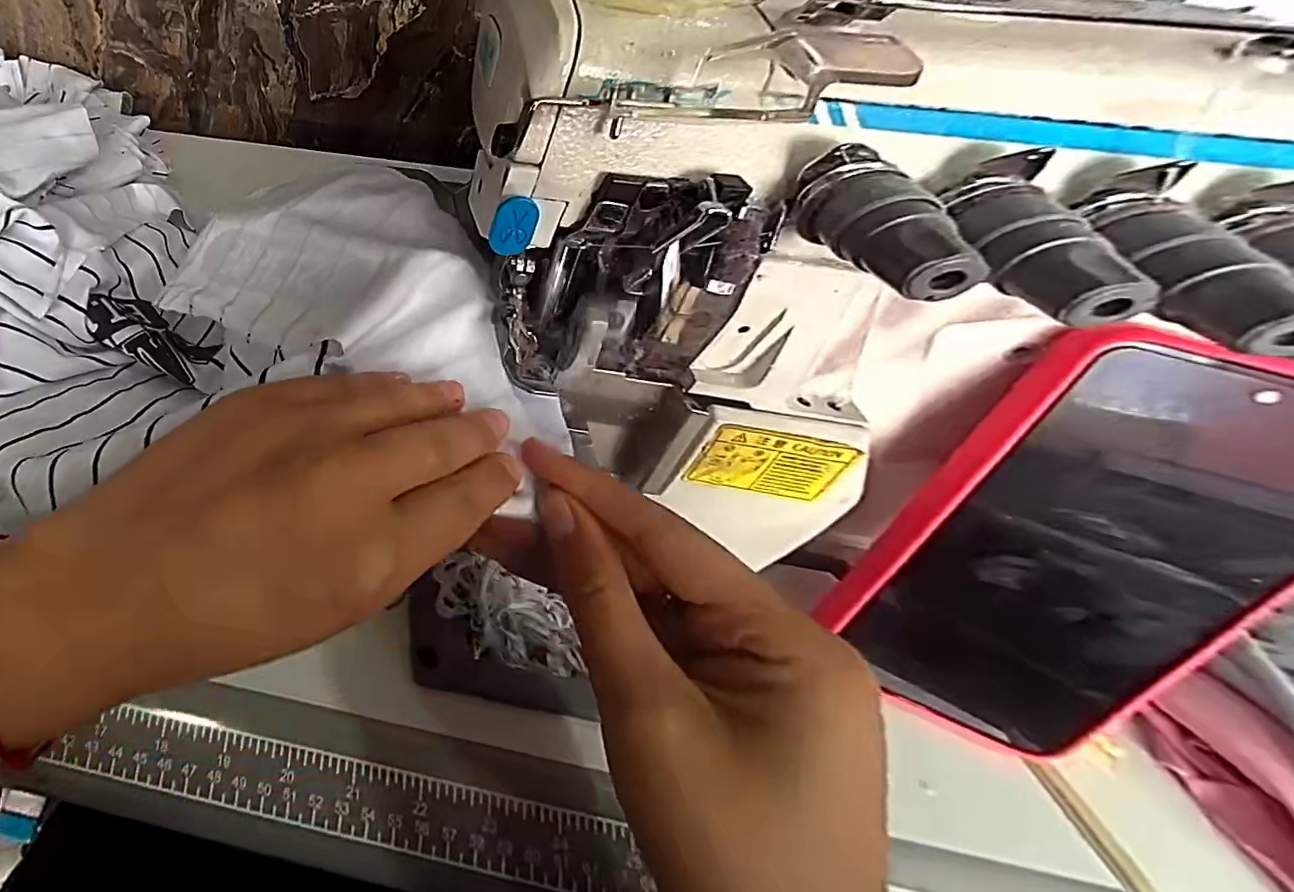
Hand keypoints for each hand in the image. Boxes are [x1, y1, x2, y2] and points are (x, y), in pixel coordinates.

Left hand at [0, 374, 520, 735]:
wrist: (122, 579)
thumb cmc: (231, 618)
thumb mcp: (333, 607)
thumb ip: (396, 552)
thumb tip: (441, 507)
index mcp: (376, 549)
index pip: (462, 499)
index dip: (492, 480)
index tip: (509, 467)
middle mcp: (354, 475)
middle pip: (439, 441)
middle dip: (476, 433)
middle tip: (498, 425)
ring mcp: (308, 426)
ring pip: (395, 400)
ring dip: (432, 400)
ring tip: (456, 398)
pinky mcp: (265, 397)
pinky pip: (343, 384)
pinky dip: (378, 386)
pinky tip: (392, 385)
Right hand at [525, 440, 887, 891]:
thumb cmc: (717, 840)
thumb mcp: (645, 710)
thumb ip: (600, 600)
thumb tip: (561, 511)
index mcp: (789, 636)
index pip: (673, 541)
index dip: (596, 493)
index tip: (536, 454)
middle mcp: (785, 638)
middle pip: (663, 569)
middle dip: (579, 538)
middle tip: (505, 507)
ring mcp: (761, 668)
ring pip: (659, 600)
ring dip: (586, 573)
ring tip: (511, 542)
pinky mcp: (736, 693)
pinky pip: (665, 636)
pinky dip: (611, 614)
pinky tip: (558, 583)